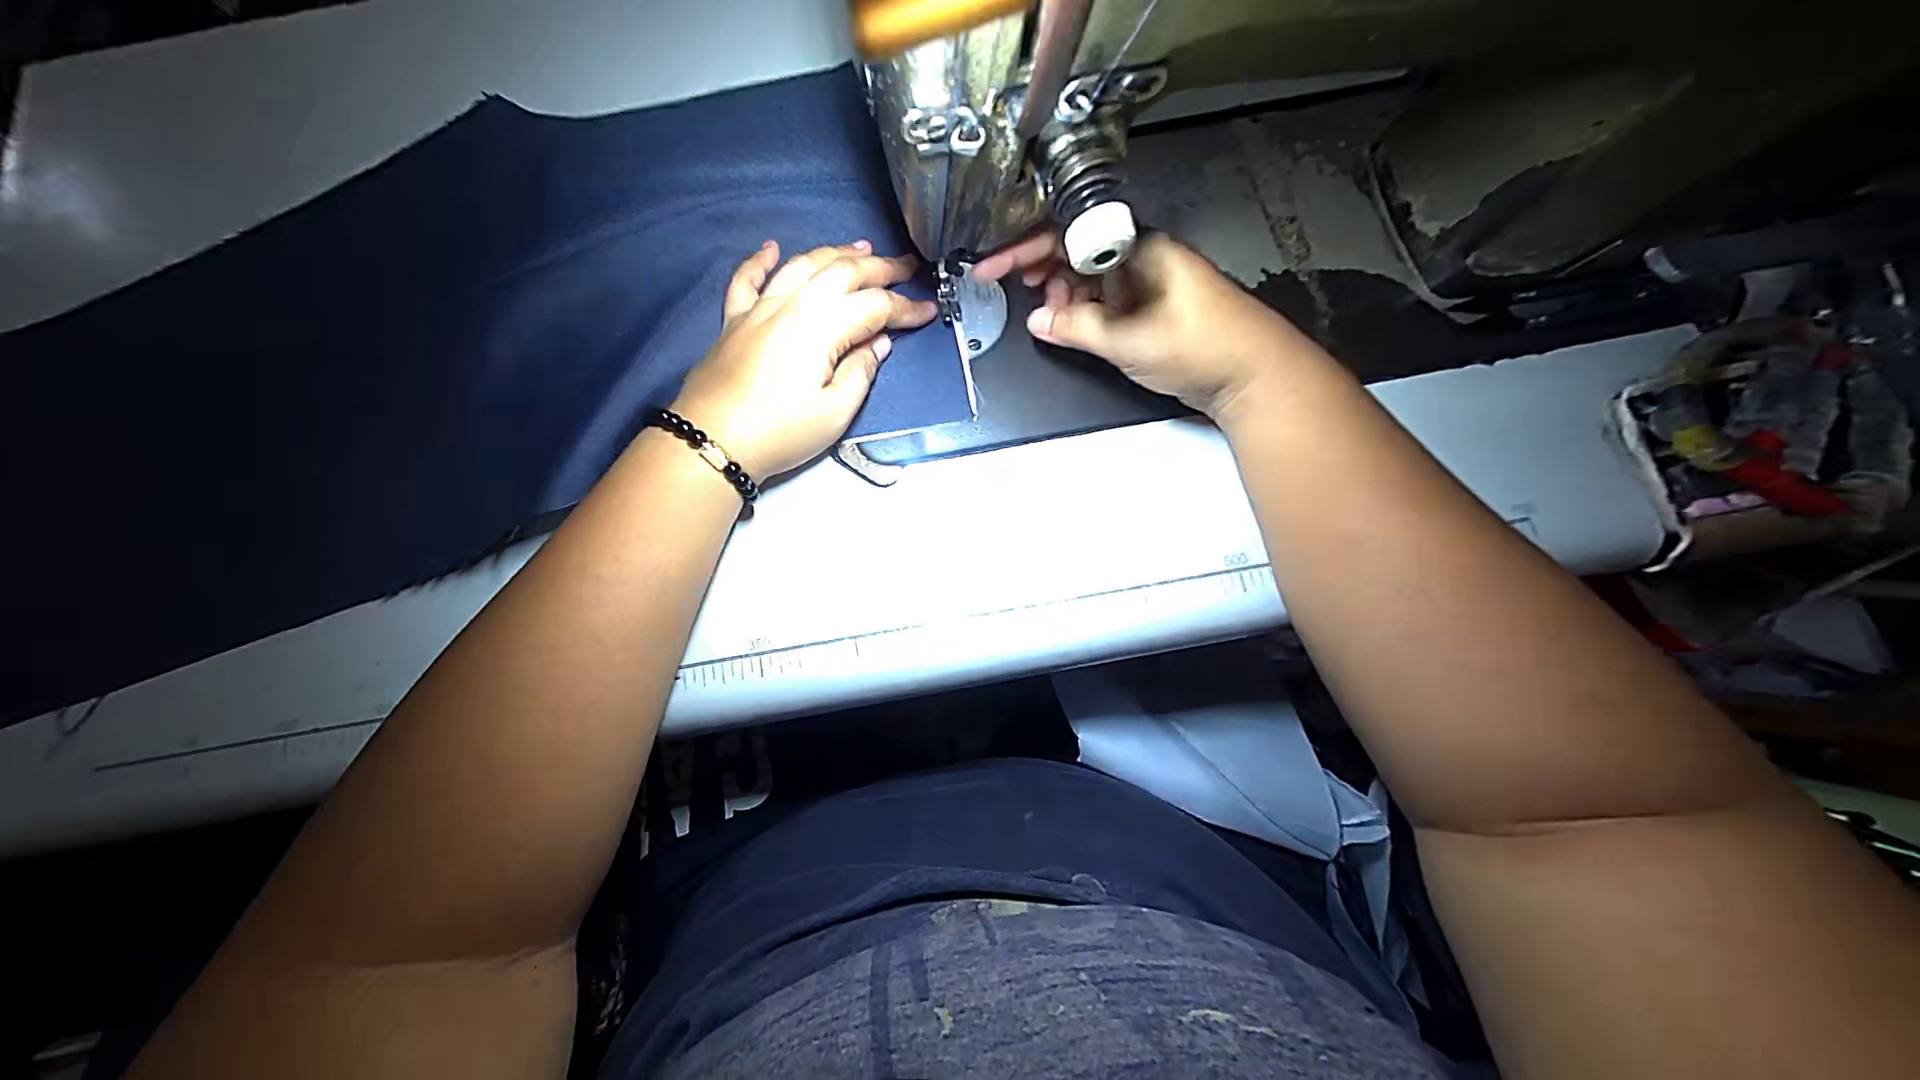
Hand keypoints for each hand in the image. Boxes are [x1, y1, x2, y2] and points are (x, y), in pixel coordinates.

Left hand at [672, 240, 937, 478]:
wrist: (713, 441)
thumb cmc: (780, 432)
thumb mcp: (835, 412)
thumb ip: (861, 371)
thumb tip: (877, 344)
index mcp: (821, 325)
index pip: (873, 306)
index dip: (905, 308)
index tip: (928, 310)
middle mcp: (791, 303)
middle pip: (842, 272)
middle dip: (880, 267)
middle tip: (907, 266)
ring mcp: (759, 308)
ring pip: (802, 265)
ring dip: (835, 252)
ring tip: (861, 247)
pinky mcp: (734, 320)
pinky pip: (747, 279)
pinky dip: (760, 260)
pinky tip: (772, 247)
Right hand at [971, 231, 1325, 420]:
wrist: (1255, 376)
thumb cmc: (1206, 346)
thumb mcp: (1129, 339)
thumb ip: (1077, 328)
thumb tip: (1041, 322)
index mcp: (1138, 247)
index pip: (1068, 235)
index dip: (1025, 250)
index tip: (994, 268)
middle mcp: (1142, 256)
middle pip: (1077, 251)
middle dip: (1043, 272)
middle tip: (1021, 296)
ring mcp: (1148, 281)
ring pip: (1091, 277)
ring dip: (1064, 296)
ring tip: (1051, 319)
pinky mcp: (1153, 306)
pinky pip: (1108, 299)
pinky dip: (1085, 312)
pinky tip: (1073, 326)